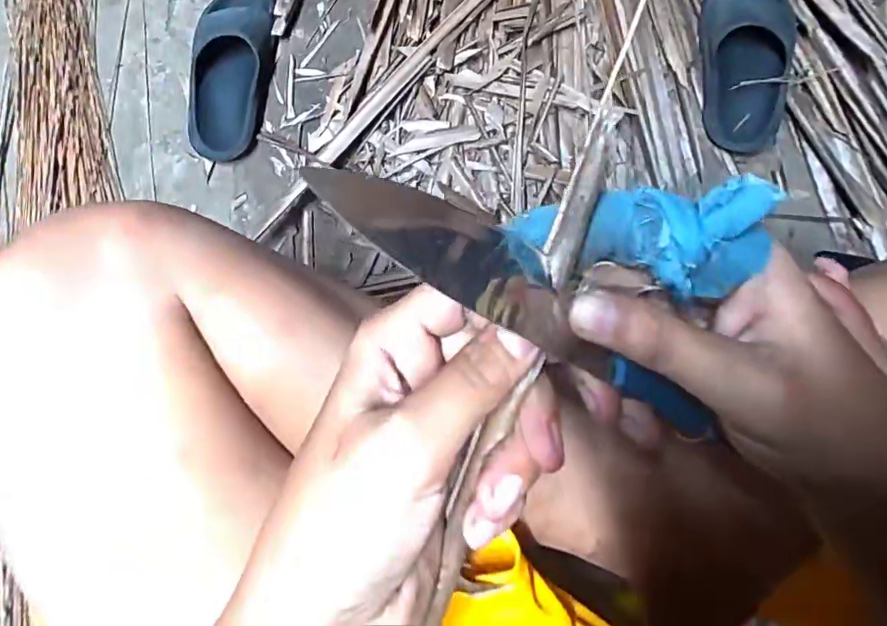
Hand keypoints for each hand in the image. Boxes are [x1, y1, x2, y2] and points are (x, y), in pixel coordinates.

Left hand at [220, 286, 563, 625]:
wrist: (335, 624)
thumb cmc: (335, 529)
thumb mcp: (409, 447)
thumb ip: (473, 382)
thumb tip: (525, 326)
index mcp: (393, 345)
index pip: (461, 293)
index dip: (508, 304)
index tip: (551, 333)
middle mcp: (421, 370)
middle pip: (502, 346)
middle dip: (524, 401)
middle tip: (536, 444)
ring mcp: (445, 415)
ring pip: (516, 400)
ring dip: (516, 455)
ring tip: (491, 502)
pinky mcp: (465, 459)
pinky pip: (514, 448)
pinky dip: (510, 485)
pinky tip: (481, 520)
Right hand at [567, 244, 886, 495]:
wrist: (871, 495)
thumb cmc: (827, 428)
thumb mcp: (741, 383)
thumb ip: (660, 341)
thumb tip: (578, 304)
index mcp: (743, 259)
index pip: (657, 230)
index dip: (604, 252)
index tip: (564, 291)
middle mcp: (719, 274)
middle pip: (638, 278)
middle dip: (610, 334)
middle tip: (599, 390)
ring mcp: (709, 310)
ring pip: (638, 317)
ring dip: (621, 369)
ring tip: (624, 418)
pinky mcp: (701, 343)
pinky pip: (650, 348)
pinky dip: (638, 384)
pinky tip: (643, 422)